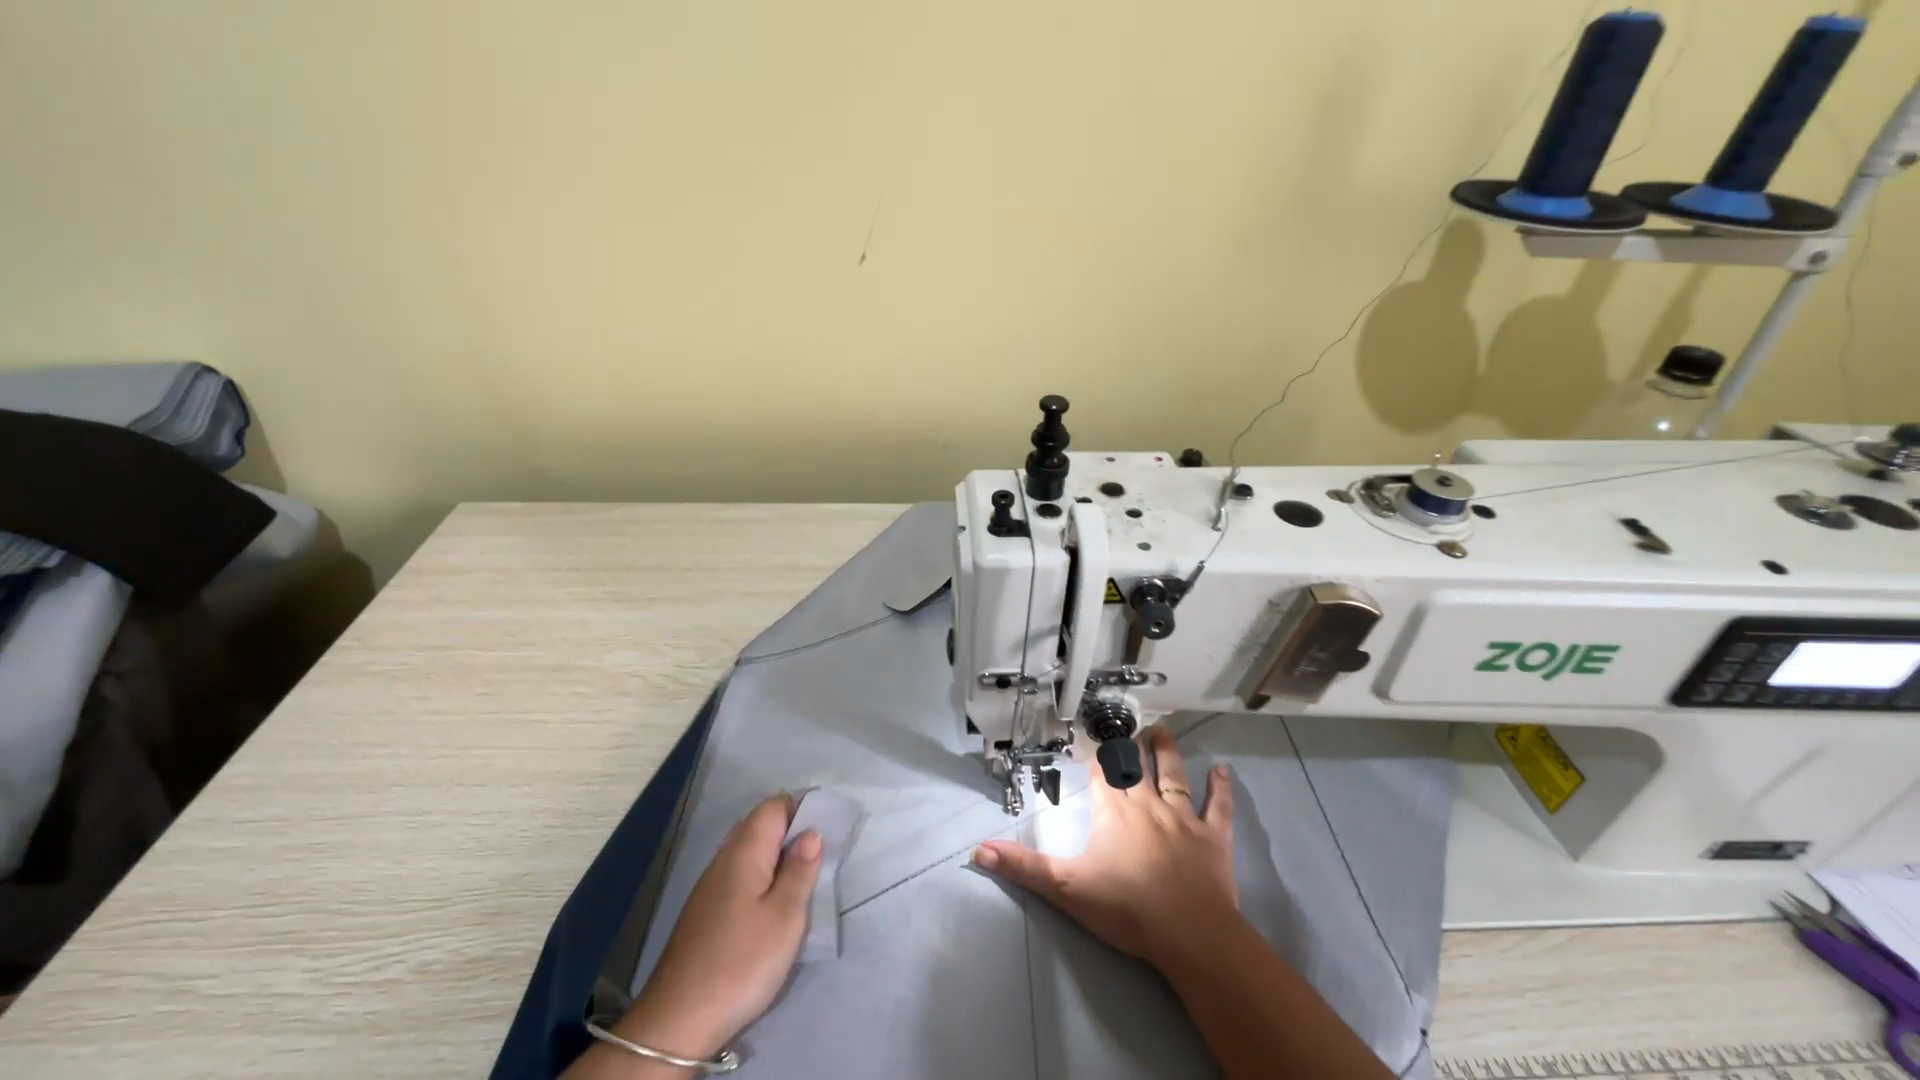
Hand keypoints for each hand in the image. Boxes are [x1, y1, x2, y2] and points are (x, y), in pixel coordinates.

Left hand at [618, 795, 821, 1060]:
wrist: (681, 1017)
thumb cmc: (743, 960)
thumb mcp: (786, 916)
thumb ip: (800, 870)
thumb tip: (810, 833)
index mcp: (744, 851)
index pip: (773, 806)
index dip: (802, 809)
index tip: (828, 831)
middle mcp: (723, 859)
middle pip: (759, 825)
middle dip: (791, 832)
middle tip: (820, 858)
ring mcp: (710, 886)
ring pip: (749, 852)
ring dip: (777, 858)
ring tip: (802, 882)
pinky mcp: (706, 910)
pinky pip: (739, 876)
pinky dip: (761, 878)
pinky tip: (772, 905)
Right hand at [973, 725, 1236, 968]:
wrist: (1190, 934)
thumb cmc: (1126, 909)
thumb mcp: (1066, 889)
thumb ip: (1023, 867)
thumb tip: (978, 849)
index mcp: (1113, 813)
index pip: (1101, 776)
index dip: (1095, 759)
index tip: (1091, 742)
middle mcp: (1147, 805)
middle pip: (1136, 768)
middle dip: (1129, 746)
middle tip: (1127, 726)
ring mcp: (1184, 818)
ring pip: (1174, 776)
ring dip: (1168, 752)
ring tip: (1162, 732)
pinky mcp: (1214, 837)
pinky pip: (1219, 806)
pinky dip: (1221, 787)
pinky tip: (1223, 770)